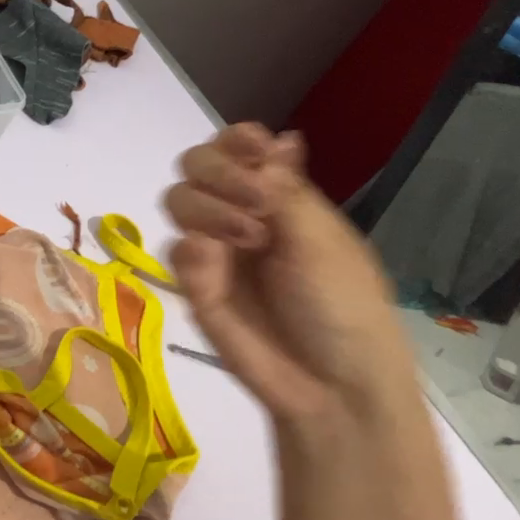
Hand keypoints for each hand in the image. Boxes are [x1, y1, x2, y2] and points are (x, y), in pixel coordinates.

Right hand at [164, 124, 414, 423]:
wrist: (331, 384)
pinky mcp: (193, 283)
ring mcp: (214, 249)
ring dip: (208, 209)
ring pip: (179, 201)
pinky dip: (192, 251)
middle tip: (255, 202)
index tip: (252, 149)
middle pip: (197, 166)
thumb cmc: (344, 308)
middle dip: (218, 173)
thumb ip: (285, 190)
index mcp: (280, 199)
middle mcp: (240, 214)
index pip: (240, 149)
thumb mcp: (322, 241)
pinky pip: (174, 250)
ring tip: (247, 240)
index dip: (237, 141)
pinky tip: (214, 267)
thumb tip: (280, 135)